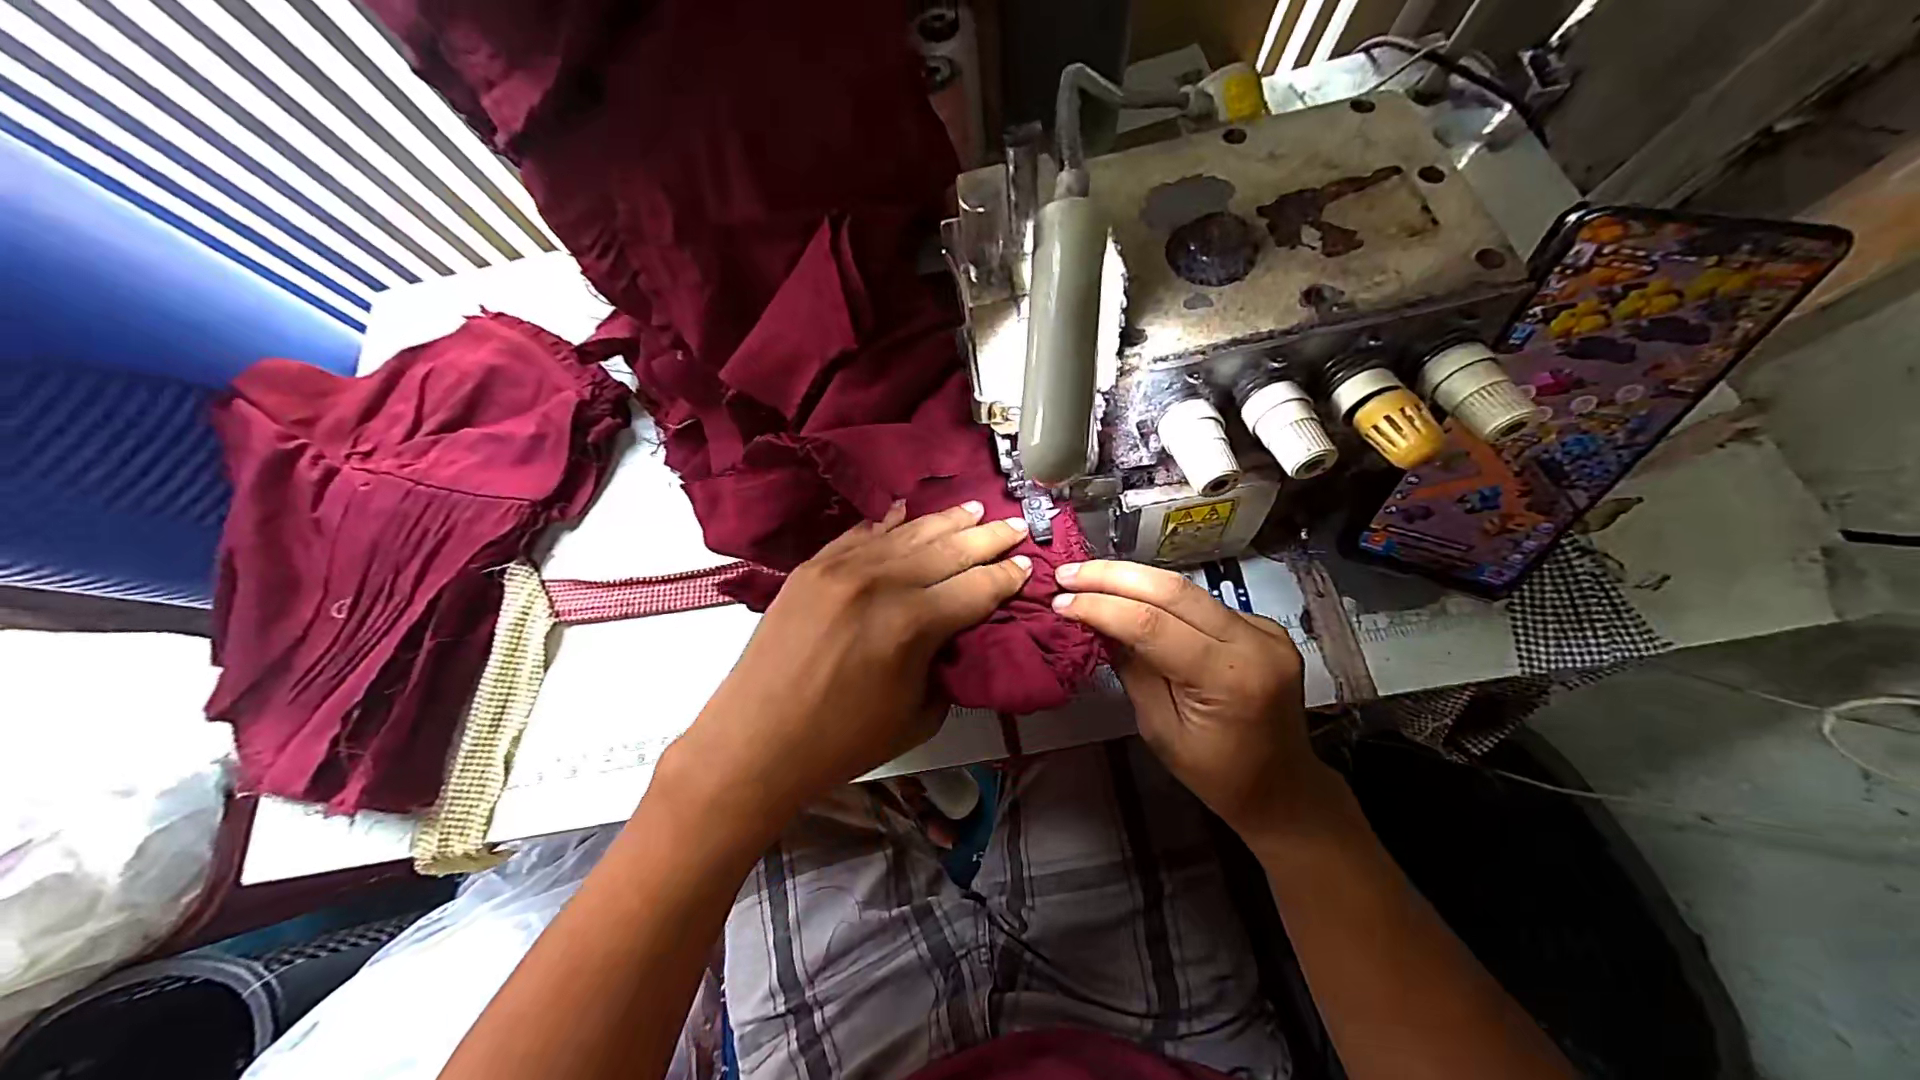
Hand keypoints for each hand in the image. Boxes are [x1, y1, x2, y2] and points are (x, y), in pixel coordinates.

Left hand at [667, 499, 1030, 816]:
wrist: (755, 741)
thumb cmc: (840, 741)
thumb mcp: (916, 715)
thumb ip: (944, 666)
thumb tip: (955, 636)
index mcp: (913, 624)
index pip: (976, 588)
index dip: (1006, 577)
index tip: (1026, 566)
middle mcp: (880, 583)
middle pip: (948, 549)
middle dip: (987, 537)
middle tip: (1014, 525)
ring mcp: (841, 568)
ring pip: (906, 533)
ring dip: (945, 521)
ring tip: (973, 509)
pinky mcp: (812, 567)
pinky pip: (861, 535)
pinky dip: (888, 524)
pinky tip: (906, 513)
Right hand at [1052, 560, 1341, 842]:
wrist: (1284, 789)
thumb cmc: (1216, 774)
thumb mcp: (1160, 729)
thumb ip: (1133, 669)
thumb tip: (1098, 624)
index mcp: (1228, 678)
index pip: (1152, 624)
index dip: (1101, 607)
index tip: (1061, 601)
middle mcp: (1254, 643)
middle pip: (1173, 590)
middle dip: (1113, 576)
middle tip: (1068, 573)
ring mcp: (1265, 630)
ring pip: (1188, 589)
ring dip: (1134, 579)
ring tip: (1089, 577)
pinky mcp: (1265, 626)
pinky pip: (1203, 603)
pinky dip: (1162, 597)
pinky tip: (1131, 596)